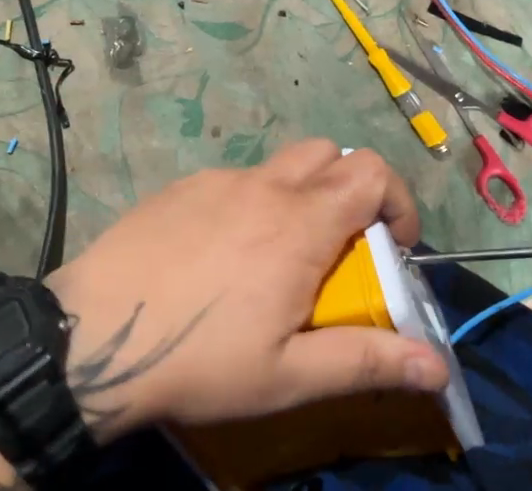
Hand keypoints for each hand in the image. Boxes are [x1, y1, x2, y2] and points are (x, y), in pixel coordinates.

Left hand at [44, 140, 448, 440]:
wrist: (93, 334)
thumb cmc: (200, 359)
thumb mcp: (289, 376)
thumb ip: (367, 362)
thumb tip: (438, 365)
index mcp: (299, 223)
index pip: (371, 172)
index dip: (398, 201)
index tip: (395, 247)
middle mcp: (261, 186)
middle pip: (328, 153)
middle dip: (352, 189)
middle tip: (342, 248)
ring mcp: (215, 181)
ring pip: (278, 166)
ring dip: (300, 197)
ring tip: (279, 259)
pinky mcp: (179, 188)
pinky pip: (234, 181)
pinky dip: (252, 203)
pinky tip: (223, 257)